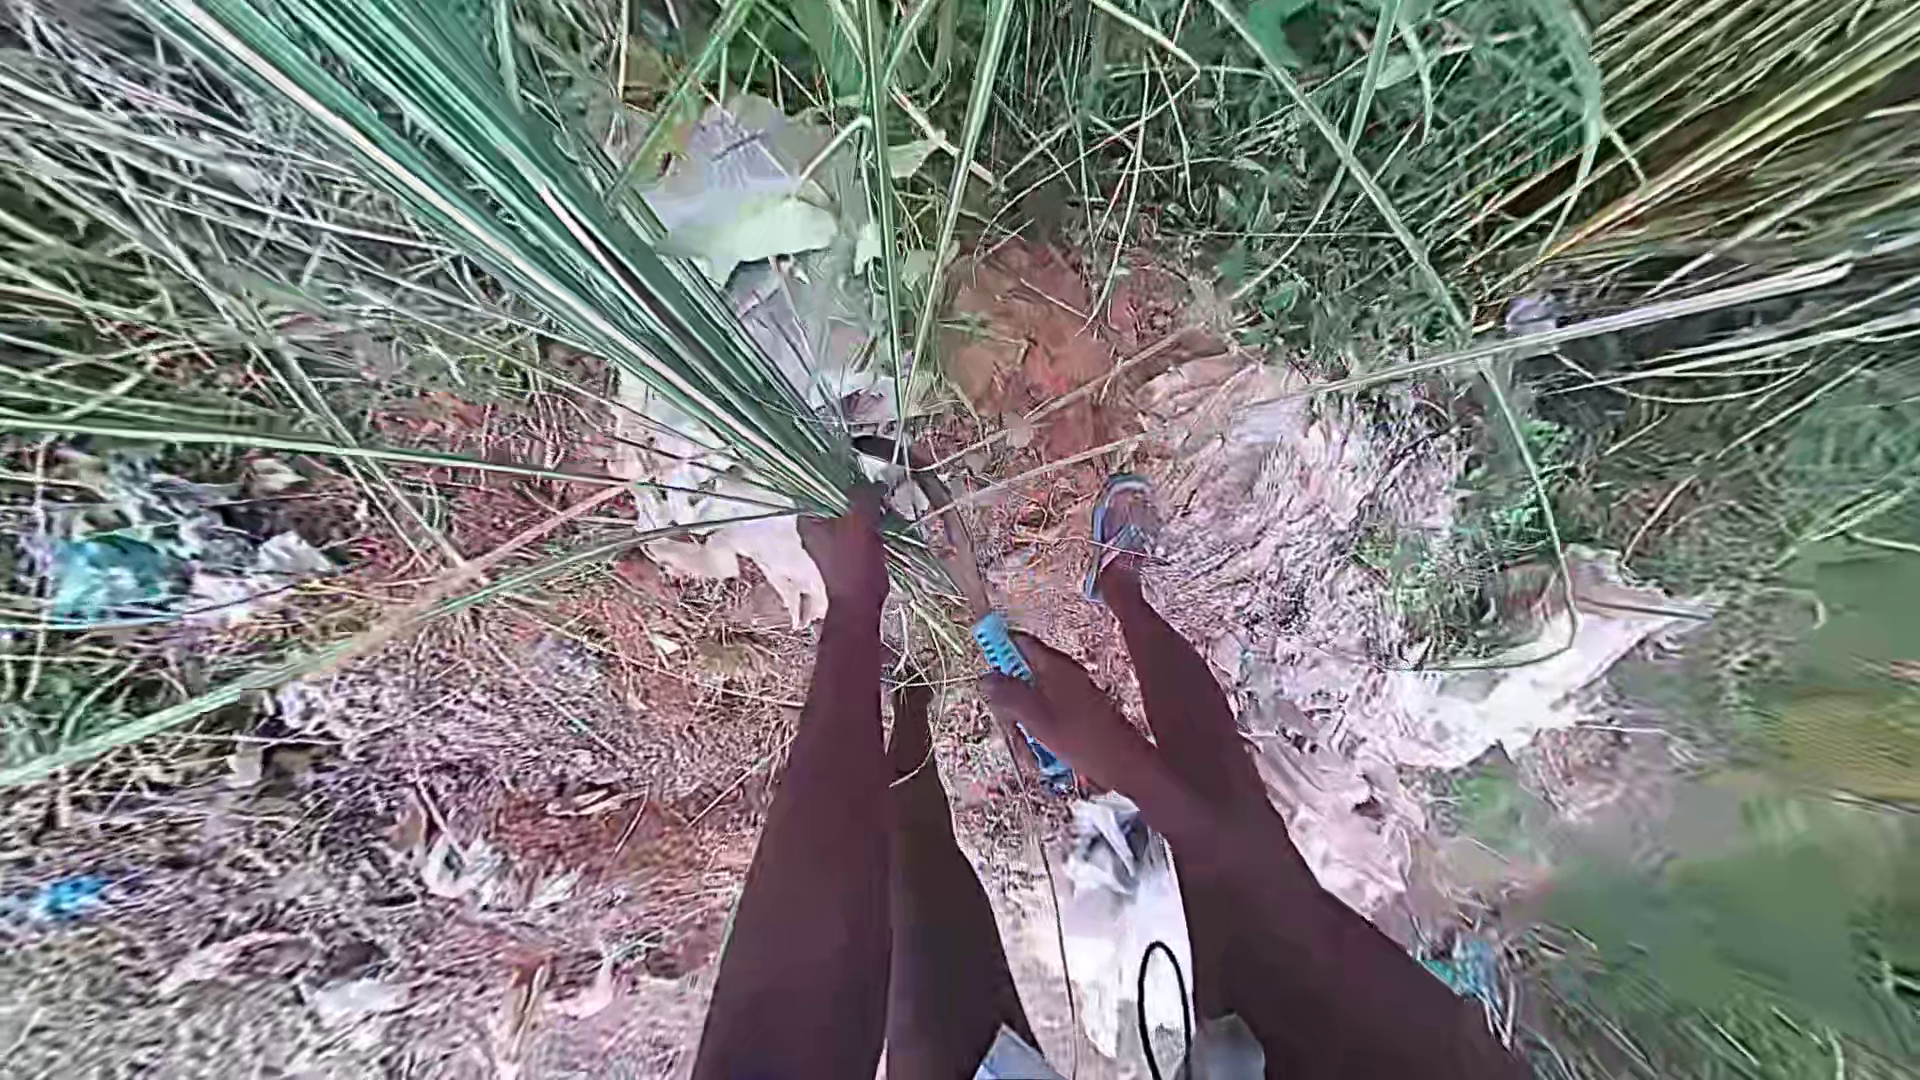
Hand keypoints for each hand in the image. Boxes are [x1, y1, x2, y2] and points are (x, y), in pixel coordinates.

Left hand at [798, 484, 888, 613]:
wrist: (861, 600)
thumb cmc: (853, 562)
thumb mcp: (859, 521)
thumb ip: (863, 495)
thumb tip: (872, 482)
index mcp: (809, 520)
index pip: (818, 486)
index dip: (837, 475)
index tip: (857, 470)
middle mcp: (815, 527)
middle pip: (836, 499)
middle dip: (857, 491)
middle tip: (875, 485)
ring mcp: (832, 538)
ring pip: (850, 512)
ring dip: (867, 506)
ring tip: (883, 501)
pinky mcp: (848, 548)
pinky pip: (859, 526)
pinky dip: (871, 520)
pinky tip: (885, 516)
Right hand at [980, 633, 1154, 790]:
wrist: (1124, 763)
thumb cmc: (1080, 738)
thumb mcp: (1035, 717)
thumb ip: (1008, 694)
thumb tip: (984, 678)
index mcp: (1053, 664)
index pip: (1019, 641)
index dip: (998, 647)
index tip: (985, 666)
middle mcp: (1063, 671)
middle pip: (1023, 670)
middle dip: (1009, 692)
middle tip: (1007, 716)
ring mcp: (1072, 690)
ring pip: (1033, 694)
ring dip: (1023, 714)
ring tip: (1027, 738)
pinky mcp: (1078, 710)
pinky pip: (1048, 709)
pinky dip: (1039, 724)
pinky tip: (1043, 745)